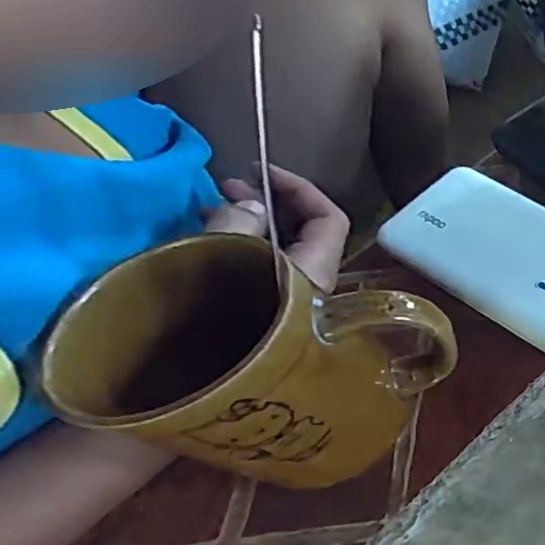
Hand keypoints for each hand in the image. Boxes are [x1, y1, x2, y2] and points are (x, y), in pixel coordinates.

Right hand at [202, 165, 351, 290]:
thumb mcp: (226, 251)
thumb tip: (254, 205)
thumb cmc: (226, 304)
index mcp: (317, 269)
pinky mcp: (274, 303)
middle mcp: (314, 282)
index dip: (299, 188)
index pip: (330, 218)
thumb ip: (242, 220)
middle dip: (271, 201)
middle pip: (307, 231)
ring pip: (285, 246)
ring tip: (214, 207)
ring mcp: (295, 294)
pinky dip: (248, 244)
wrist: (219, 373)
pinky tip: (214, 234)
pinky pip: (268, 263)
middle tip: (229, 186)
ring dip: (254, 221)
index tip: (260, 171)